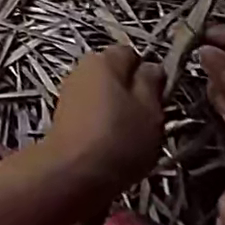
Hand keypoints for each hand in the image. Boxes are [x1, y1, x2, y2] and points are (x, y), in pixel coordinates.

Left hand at [48, 46, 165, 191]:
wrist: (73, 171)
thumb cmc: (118, 138)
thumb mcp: (150, 109)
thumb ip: (152, 82)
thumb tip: (152, 67)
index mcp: (102, 59)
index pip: (131, 54)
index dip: (149, 74)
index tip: (160, 98)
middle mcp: (81, 68)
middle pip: (116, 75)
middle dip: (134, 93)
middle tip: (149, 120)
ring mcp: (70, 91)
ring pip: (105, 95)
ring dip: (119, 111)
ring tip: (132, 138)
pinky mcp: (64, 115)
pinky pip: (92, 112)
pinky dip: (104, 124)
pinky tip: (112, 146)